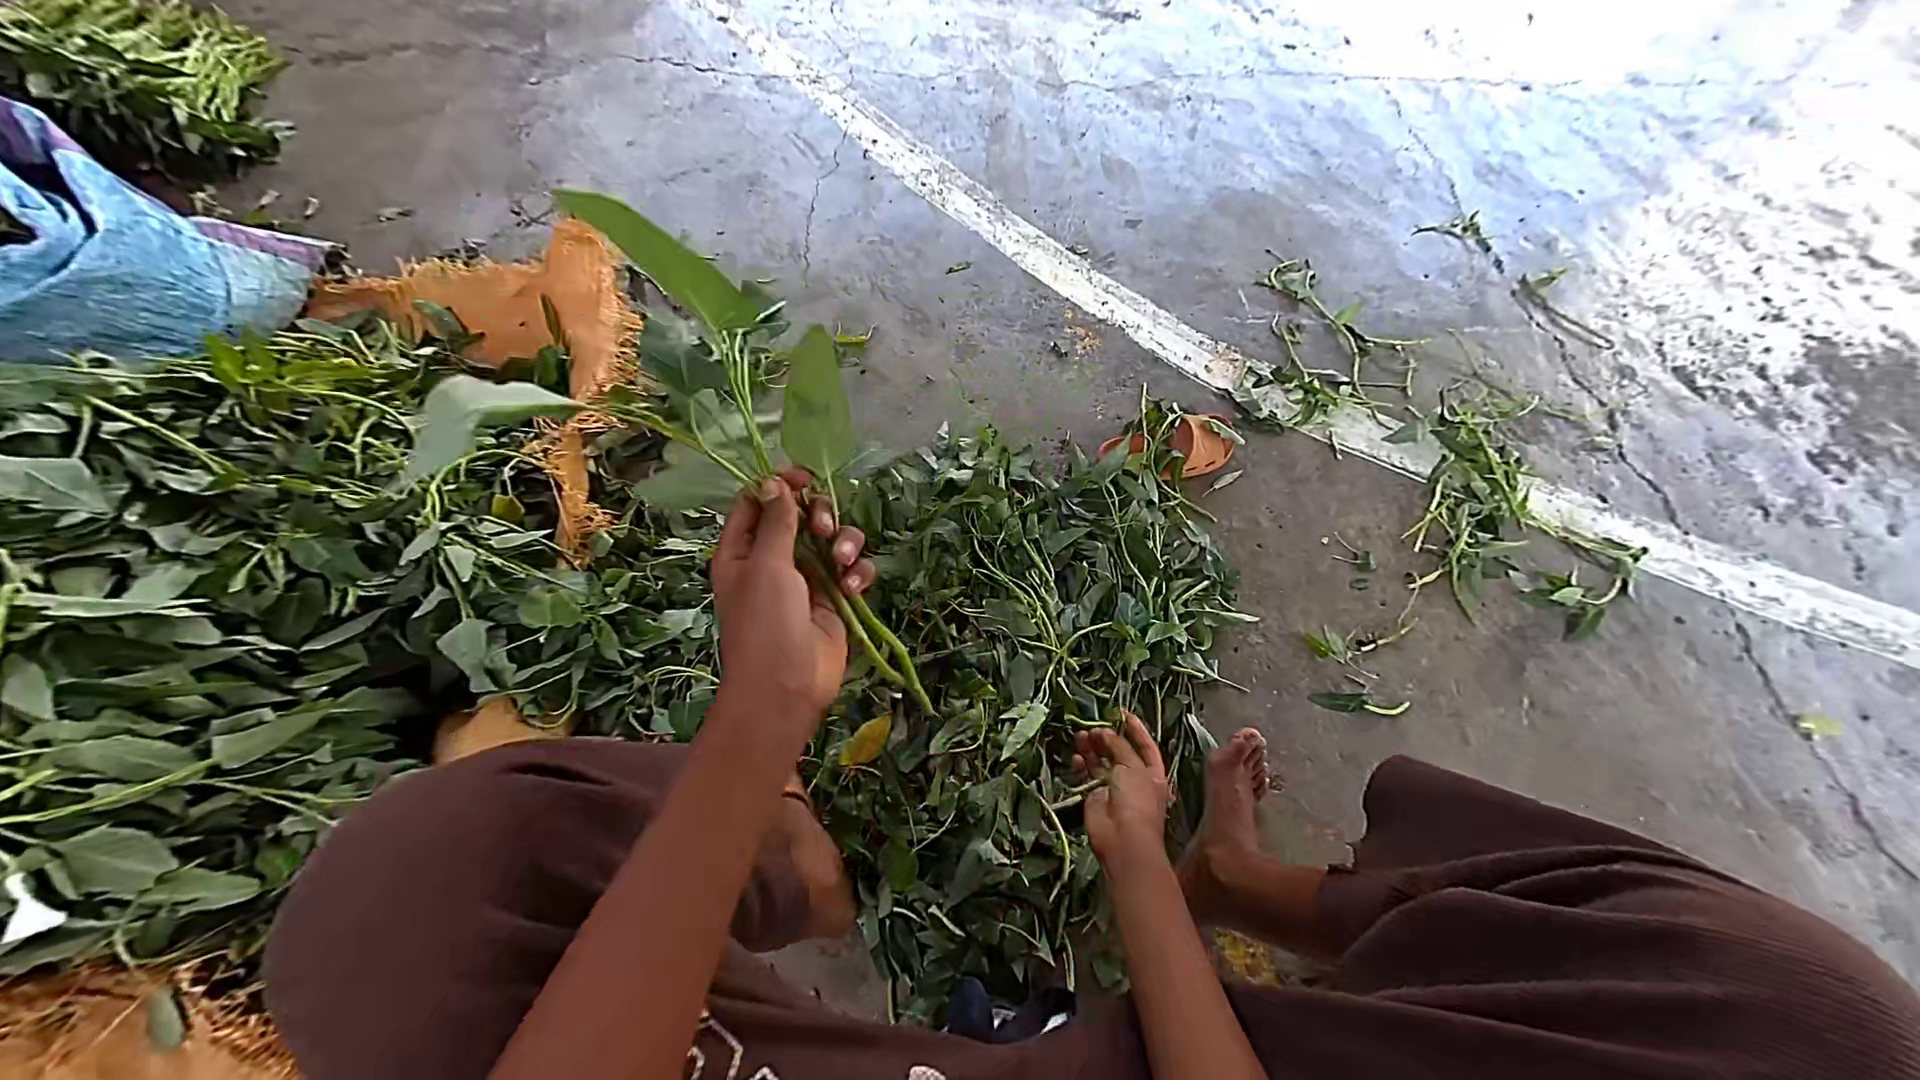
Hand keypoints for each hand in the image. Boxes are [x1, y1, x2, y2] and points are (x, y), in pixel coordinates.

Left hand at [712, 469, 875, 719]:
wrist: (789, 685)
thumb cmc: (765, 622)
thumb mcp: (765, 564)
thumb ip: (776, 521)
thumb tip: (774, 481)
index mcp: (743, 549)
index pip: (758, 502)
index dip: (780, 484)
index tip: (805, 477)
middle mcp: (775, 559)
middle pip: (802, 515)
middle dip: (820, 515)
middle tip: (824, 529)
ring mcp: (808, 578)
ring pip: (834, 539)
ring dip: (844, 543)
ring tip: (843, 563)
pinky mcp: (836, 597)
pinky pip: (853, 569)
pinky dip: (858, 572)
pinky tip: (854, 587)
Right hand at [1073, 711, 1172, 874]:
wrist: (1122, 839)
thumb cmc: (1136, 800)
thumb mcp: (1132, 767)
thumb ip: (1118, 746)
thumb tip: (1103, 732)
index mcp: (1152, 771)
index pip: (1144, 743)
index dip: (1133, 727)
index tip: (1120, 711)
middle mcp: (1133, 777)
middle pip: (1119, 750)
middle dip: (1107, 737)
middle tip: (1094, 726)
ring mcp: (1113, 786)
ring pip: (1101, 760)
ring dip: (1092, 747)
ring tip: (1082, 736)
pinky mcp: (1095, 795)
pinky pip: (1087, 774)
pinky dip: (1082, 764)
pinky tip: (1077, 756)